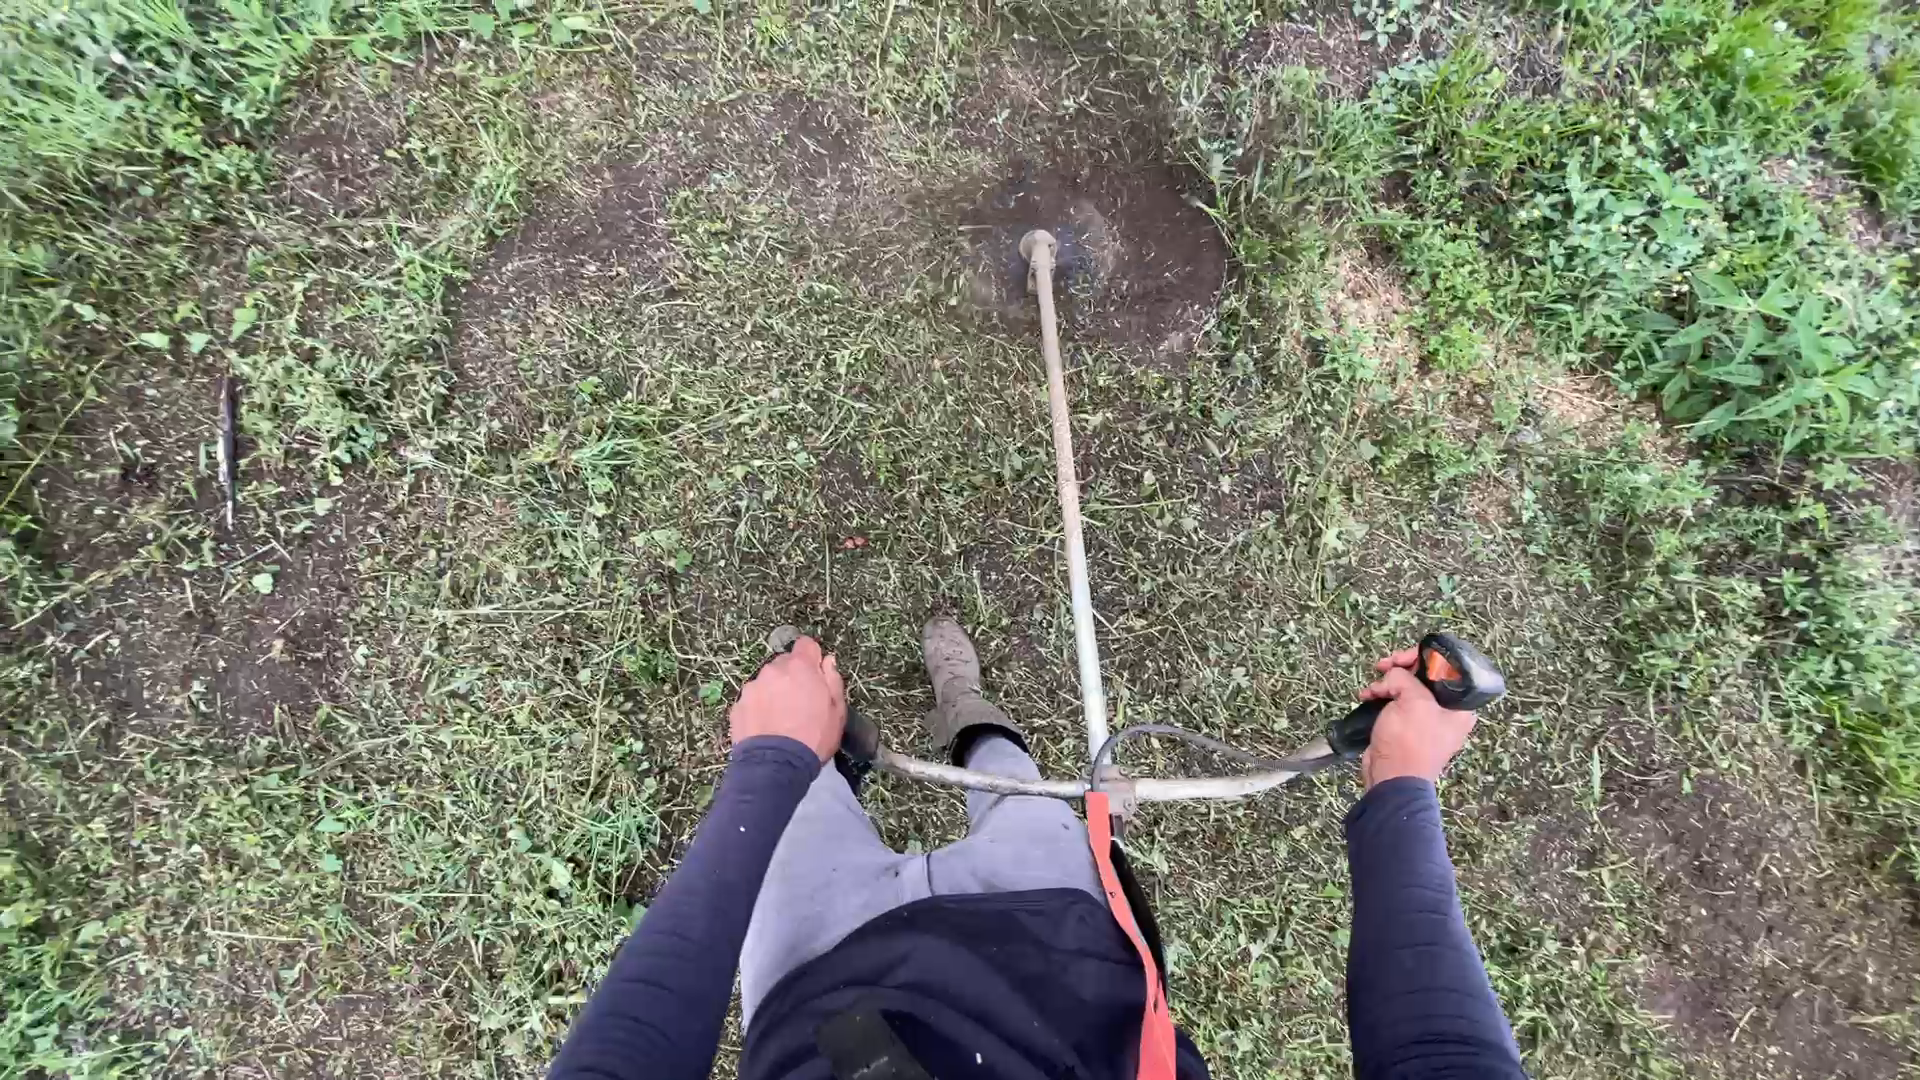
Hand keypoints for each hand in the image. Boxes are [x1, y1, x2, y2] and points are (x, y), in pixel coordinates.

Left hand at [728, 635, 845, 761]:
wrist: (775, 766)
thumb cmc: (813, 737)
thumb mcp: (837, 711)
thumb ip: (833, 680)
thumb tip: (828, 661)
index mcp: (800, 667)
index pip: (806, 644)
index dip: (812, 657)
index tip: (815, 674)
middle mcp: (773, 670)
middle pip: (785, 663)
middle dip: (793, 676)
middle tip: (800, 702)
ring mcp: (752, 687)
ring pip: (767, 681)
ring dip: (774, 691)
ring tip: (781, 718)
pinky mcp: (737, 705)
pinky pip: (753, 699)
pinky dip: (759, 707)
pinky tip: (767, 727)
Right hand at [1356, 647, 1476, 789]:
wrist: (1393, 777)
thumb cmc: (1410, 740)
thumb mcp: (1413, 701)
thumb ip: (1404, 678)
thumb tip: (1391, 675)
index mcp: (1460, 706)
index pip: (1446, 669)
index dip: (1422, 658)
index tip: (1399, 659)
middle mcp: (1446, 710)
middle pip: (1424, 676)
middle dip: (1400, 668)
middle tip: (1382, 666)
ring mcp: (1425, 718)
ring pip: (1406, 686)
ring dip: (1386, 682)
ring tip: (1371, 688)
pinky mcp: (1405, 725)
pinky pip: (1395, 701)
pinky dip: (1381, 695)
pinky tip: (1367, 696)